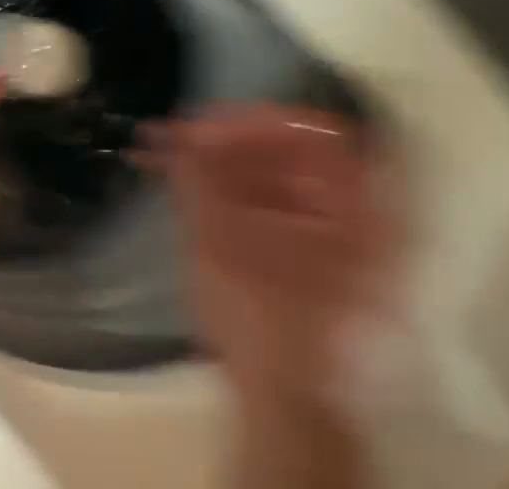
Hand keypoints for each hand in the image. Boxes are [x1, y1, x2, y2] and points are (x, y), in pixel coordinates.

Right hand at [146, 105, 398, 398]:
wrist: (278, 389)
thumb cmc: (259, 312)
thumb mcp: (221, 239)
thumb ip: (201, 177)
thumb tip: (178, 128)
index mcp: (353, 209)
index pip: (312, 133)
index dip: (252, 119)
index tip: (193, 120)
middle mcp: (351, 215)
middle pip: (289, 152)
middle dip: (221, 136)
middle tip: (165, 133)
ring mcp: (326, 235)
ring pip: (267, 175)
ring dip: (212, 158)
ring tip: (155, 150)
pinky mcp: (297, 251)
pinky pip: (259, 200)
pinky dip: (218, 186)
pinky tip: (172, 178)